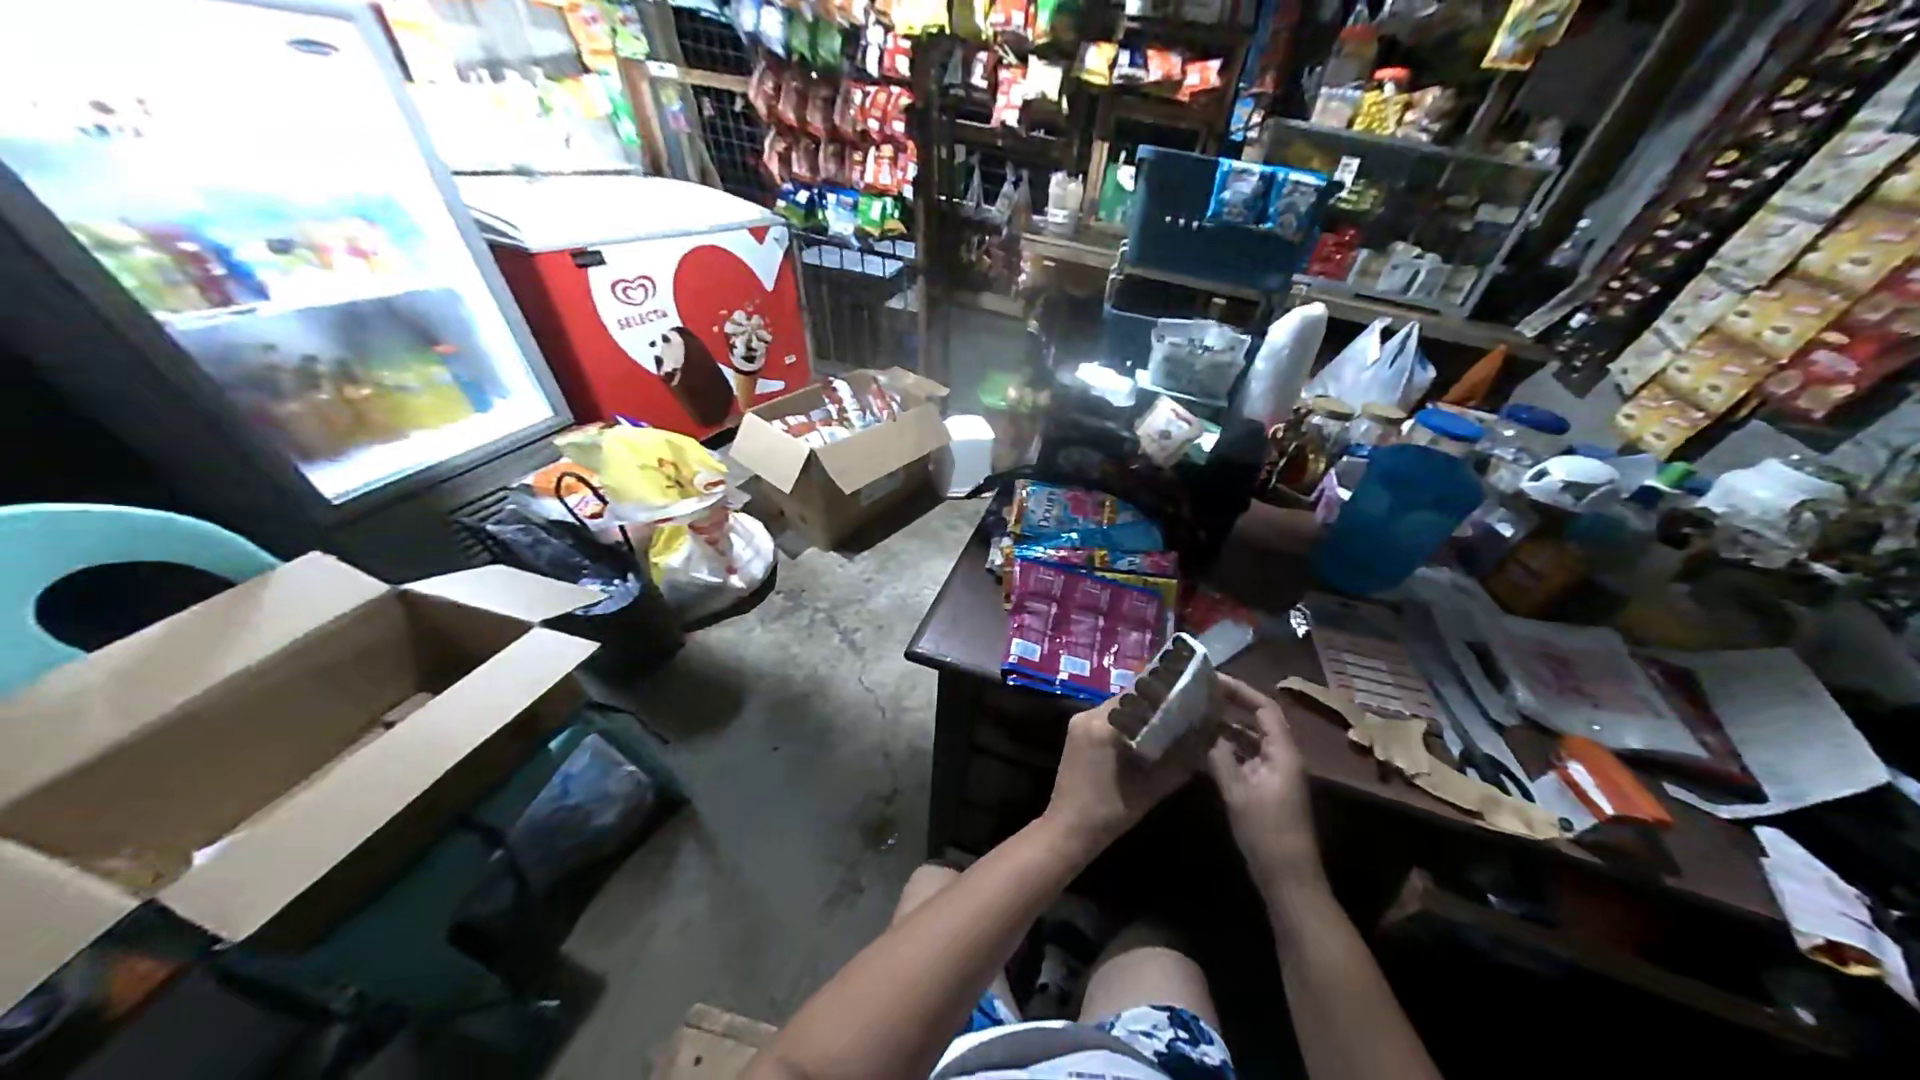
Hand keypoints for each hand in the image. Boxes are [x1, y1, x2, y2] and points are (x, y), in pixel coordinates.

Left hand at [1043, 699, 1195, 855]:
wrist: (1068, 828)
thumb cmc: (1110, 812)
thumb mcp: (1152, 788)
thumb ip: (1179, 759)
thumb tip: (1204, 737)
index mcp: (1104, 724)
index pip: (1140, 694)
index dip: (1166, 694)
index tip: (1190, 700)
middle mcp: (1088, 714)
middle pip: (1128, 698)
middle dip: (1154, 703)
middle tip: (1182, 712)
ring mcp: (1078, 721)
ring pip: (1117, 706)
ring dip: (1139, 712)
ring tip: (1167, 723)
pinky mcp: (1075, 730)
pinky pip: (1106, 717)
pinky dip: (1125, 721)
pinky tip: (1142, 735)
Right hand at [1208, 675, 1321, 890]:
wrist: (1288, 877)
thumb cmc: (1266, 831)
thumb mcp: (1237, 791)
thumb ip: (1220, 757)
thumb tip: (1206, 733)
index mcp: (1283, 752)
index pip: (1264, 708)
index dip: (1239, 690)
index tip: (1211, 678)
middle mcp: (1282, 756)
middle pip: (1257, 719)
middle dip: (1230, 704)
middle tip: (1198, 692)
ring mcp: (1274, 772)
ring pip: (1249, 738)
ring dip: (1225, 726)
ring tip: (1194, 714)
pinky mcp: (1265, 787)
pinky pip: (1245, 756)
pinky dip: (1226, 748)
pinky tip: (1201, 745)